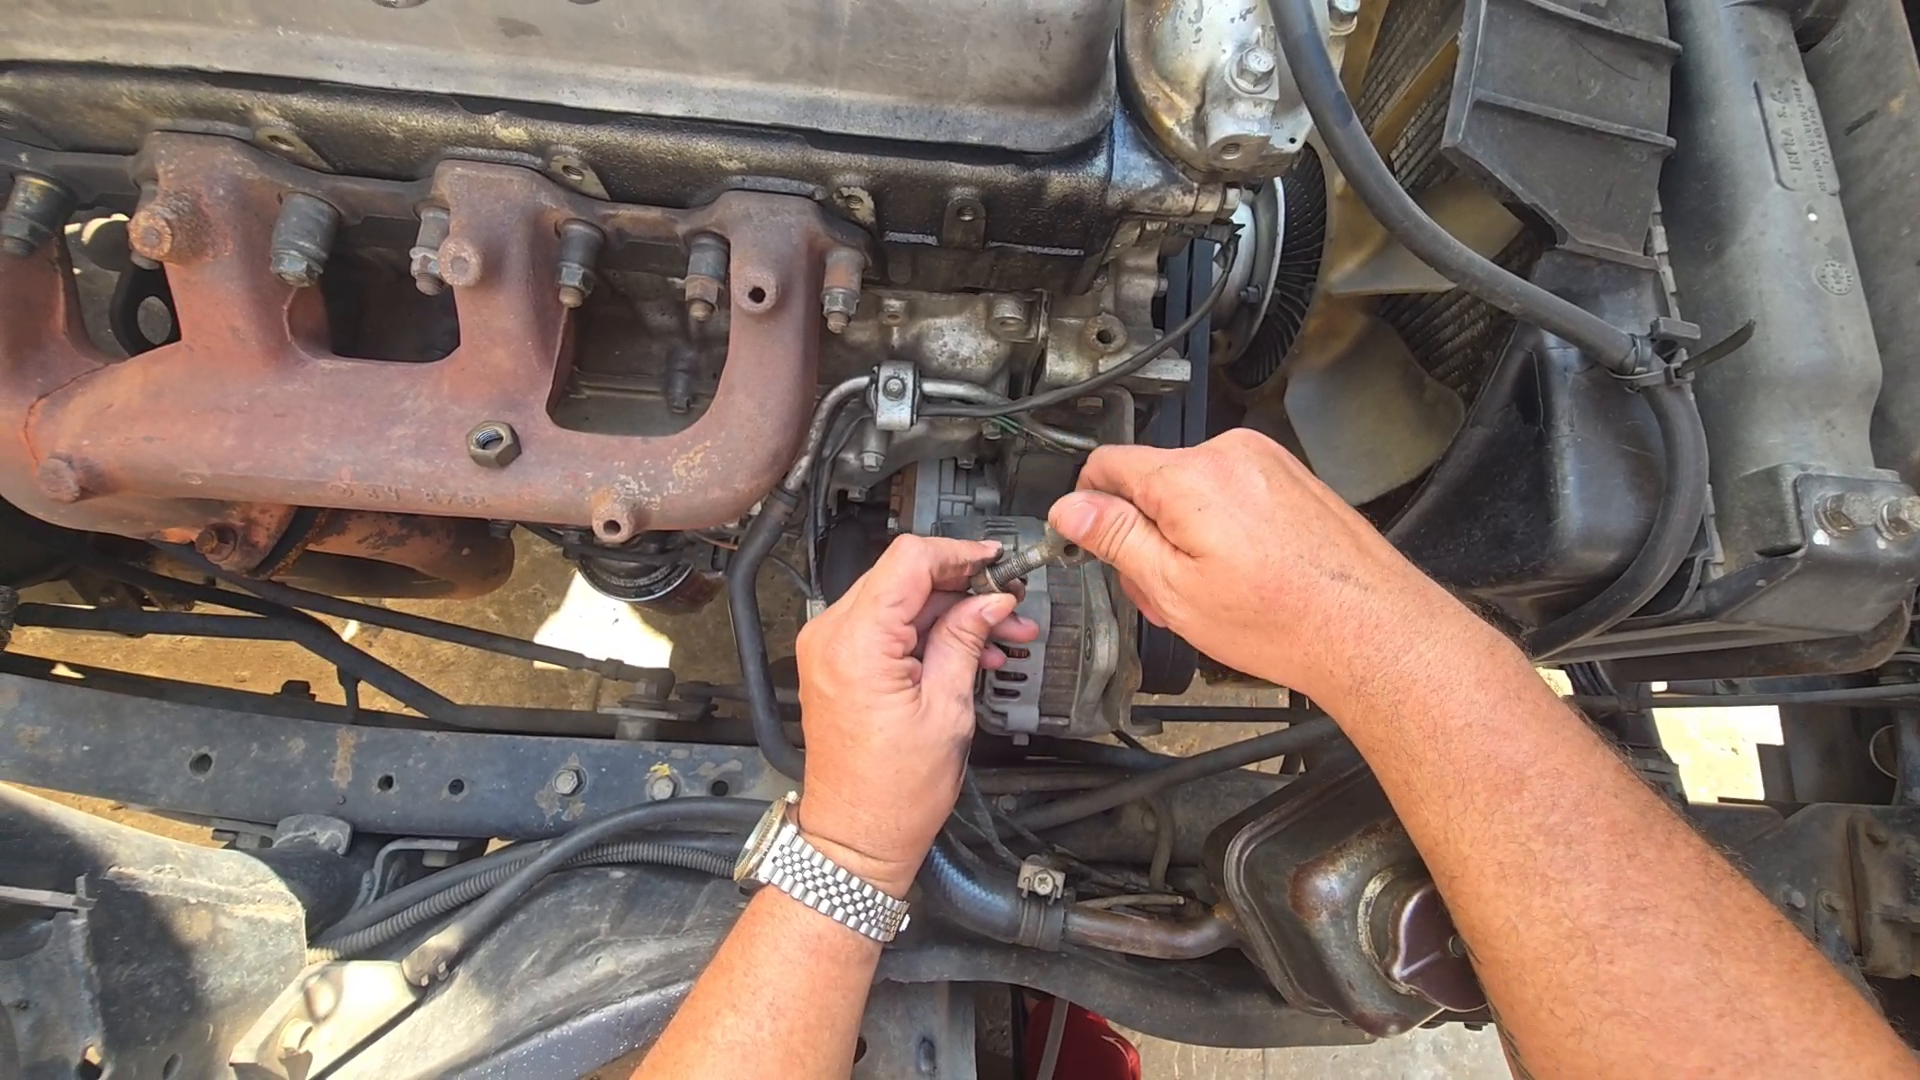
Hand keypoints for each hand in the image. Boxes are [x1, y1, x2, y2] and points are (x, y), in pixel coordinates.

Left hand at [793, 535, 1039, 896]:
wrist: (855, 839)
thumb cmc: (892, 794)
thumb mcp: (947, 708)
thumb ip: (965, 638)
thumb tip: (990, 599)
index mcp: (857, 642)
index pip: (909, 560)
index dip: (959, 553)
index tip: (995, 561)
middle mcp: (833, 636)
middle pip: (904, 576)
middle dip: (963, 585)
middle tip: (1008, 602)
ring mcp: (831, 648)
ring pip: (900, 600)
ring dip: (951, 611)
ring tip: (1001, 633)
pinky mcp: (839, 662)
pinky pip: (887, 626)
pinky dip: (927, 630)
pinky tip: (969, 648)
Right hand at [1047, 429, 1511, 714]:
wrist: (1373, 631)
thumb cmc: (1283, 619)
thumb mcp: (1174, 589)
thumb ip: (1115, 539)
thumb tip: (1070, 509)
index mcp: (1190, 476)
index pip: (1105, 464)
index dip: (1088, 505)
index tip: (1094, 539)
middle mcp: (1229, 454)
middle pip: (1148, 481)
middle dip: (1141, 532)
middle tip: (1160, 588)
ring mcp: (1264, 462)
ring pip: (1186, 490)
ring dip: (1178, 535)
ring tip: (1205, 589)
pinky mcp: (1287, 478)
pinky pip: (1226, 492)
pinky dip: (1215, 529)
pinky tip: (1236, 574)